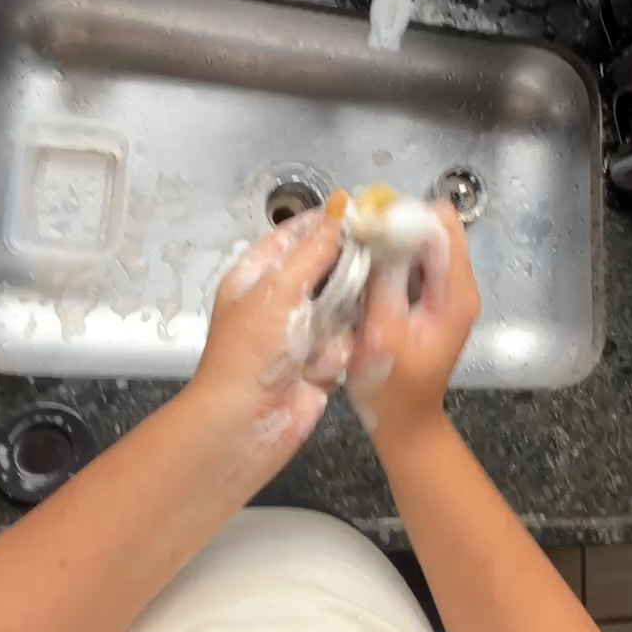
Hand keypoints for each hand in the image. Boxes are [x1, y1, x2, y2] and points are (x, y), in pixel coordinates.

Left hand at [192, 192, 349, 453]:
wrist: (247, 424)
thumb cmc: (253, 351)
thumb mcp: (280, 291)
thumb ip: (316, 250)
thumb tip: (341, 207)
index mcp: (259, 274)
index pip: (296, 234)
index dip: (328, 221)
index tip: (368, 211)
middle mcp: (282, 296)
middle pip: (327, 266)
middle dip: (348, 266)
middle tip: (383, 253)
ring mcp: (303, 327)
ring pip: (344, 301)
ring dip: (346, 310)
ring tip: (360, 308)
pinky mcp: (322, 356)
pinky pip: (346, 337)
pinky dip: (343, 345)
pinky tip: (342, 348)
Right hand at [347, 203, 479, 447]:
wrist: (403, 422)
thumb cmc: (390, 386)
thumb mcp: (381, 332)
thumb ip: (385, 278)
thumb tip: (381, 228)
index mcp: (455, 293)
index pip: (442, 226)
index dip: (405, 216)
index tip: (368, 222)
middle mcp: (458, 285)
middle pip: (433, 229)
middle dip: (395, 225)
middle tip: (357, 235)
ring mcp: (445, 290)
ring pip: (421, 242)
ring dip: (390, 240)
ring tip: (356, 248)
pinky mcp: (430, 296)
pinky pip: (413, 260)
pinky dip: (390, 256)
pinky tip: (364, 266)